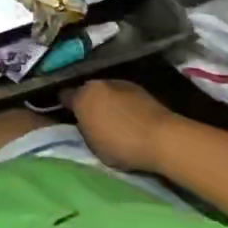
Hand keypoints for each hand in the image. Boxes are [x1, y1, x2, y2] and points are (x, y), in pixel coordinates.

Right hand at [64, 79, 179, 172]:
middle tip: (90, 119)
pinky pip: (123, 96)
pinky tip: (127, 118)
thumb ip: (83, 127)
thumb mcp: (92, 144)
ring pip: (106, 92)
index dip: (66, 105)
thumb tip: (80, 119)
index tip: (67, 114)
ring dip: (106, 101)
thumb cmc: (121, 144)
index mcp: (84, 95)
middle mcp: (100, 83)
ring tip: (111, 119)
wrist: (161, 137)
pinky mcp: (140, 90)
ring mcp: (122, 84)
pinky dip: (122, 104)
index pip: (67, 96)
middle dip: (88, 101)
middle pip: (88, 91)